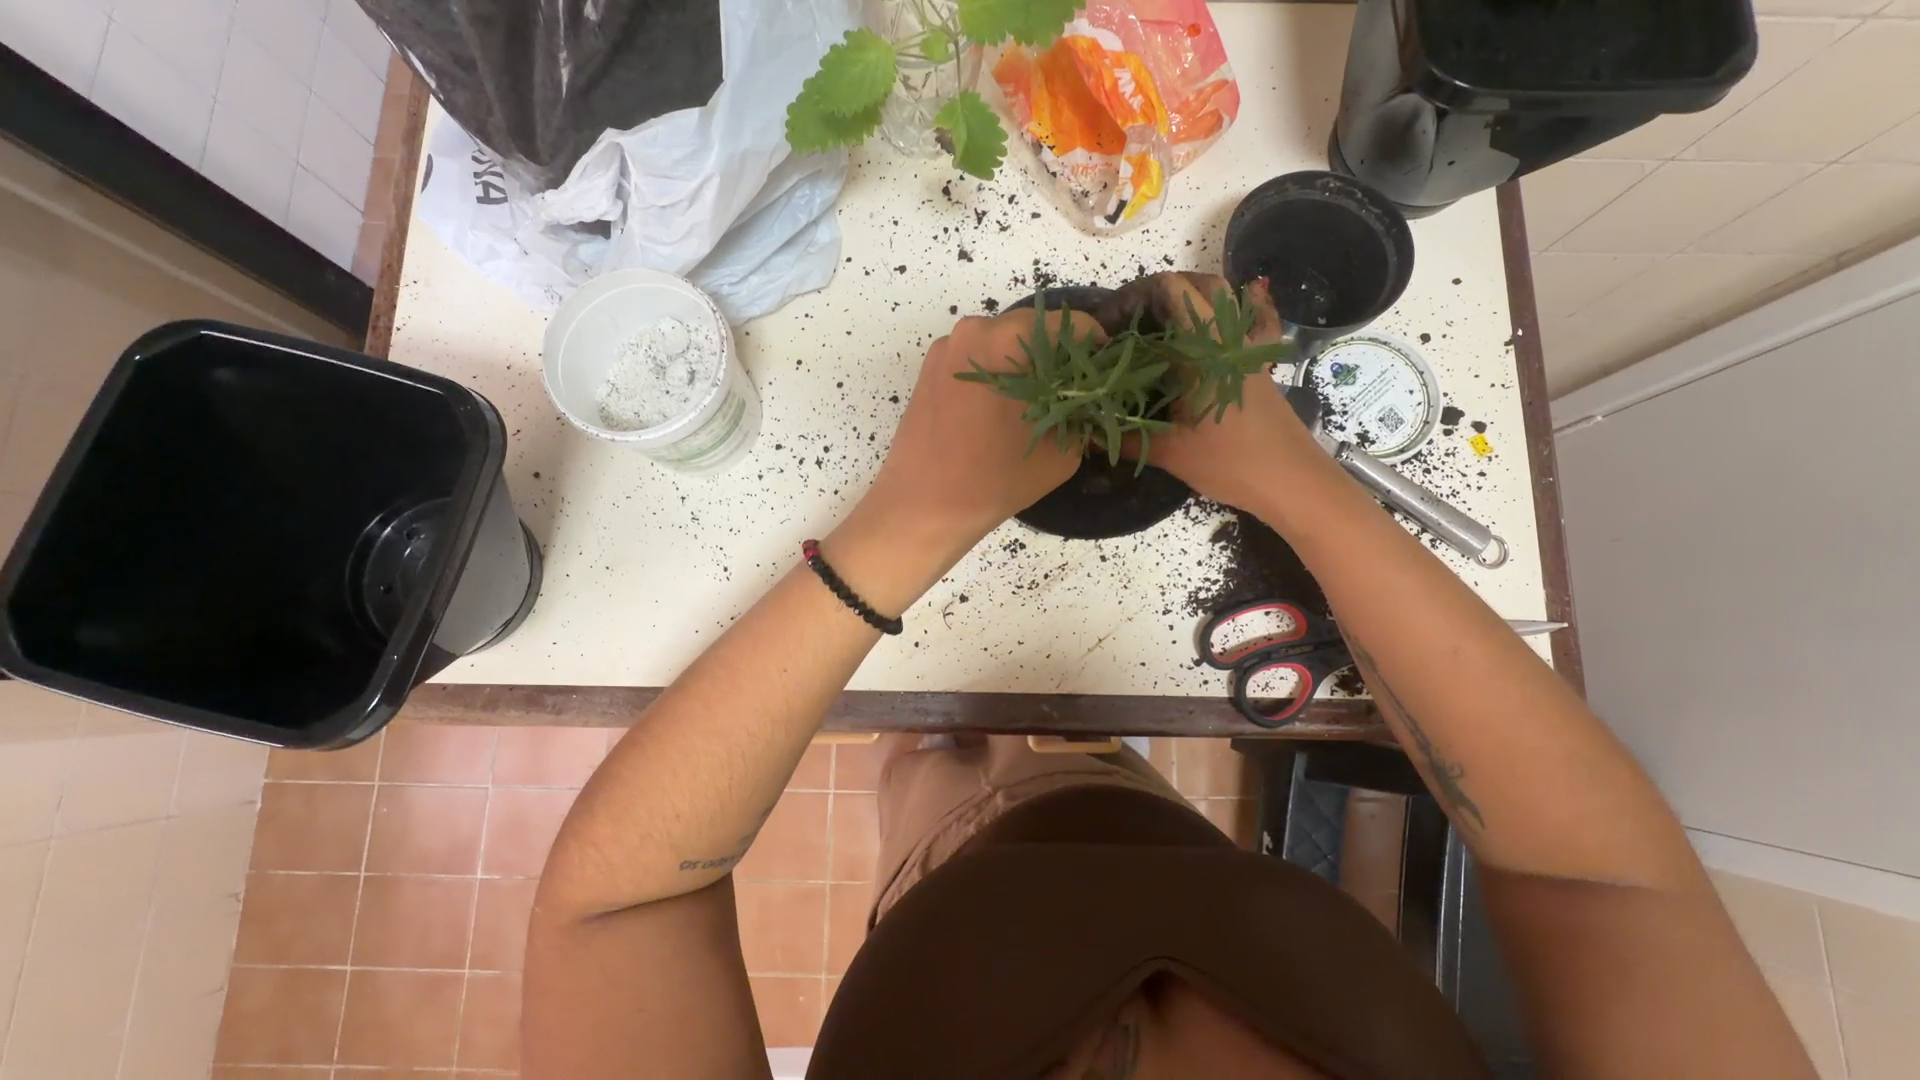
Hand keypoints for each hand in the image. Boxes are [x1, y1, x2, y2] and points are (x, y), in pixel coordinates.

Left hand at [864, 309, 1088, 538]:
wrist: (923, 506)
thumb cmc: (994, 479)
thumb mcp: (1060, 454)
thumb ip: (1081, 418)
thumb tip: (1090, 403)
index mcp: (1008, 340)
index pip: (1069, 326)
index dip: (1095, 344)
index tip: (1104, 368)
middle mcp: (974, 331)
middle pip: (1032, 328)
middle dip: (1057, 354)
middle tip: (1072, 387)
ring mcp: (946, 349)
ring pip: (1001, 342)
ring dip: (1024, 363)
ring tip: (1036, 401)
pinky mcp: (929, 370)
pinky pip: (975, 359)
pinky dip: (995, 373)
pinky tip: (1002, 409)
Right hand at [1120, 274, 1328, 511]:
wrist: (1293, 482)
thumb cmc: (1231, 463)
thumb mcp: (1170, 453)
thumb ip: (1128, 439)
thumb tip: (1087, 434)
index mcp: (1203, 349)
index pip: (1170, 294)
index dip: (1137, 296)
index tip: (1110, 320)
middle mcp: (1228, 338)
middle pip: (1200, 285)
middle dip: (1163, 289)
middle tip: (1132, 316)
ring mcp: (1249, 350)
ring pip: (1230, 299)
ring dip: (1198, 294)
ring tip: (1166, 312)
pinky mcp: (1261, 367)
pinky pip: (1257, 322)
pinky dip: (1249, 305)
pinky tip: (1246, 297)